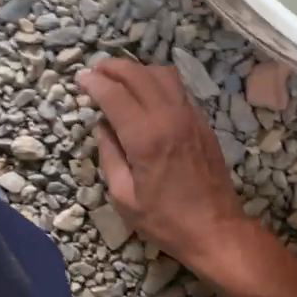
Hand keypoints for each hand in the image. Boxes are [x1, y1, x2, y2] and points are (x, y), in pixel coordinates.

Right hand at [77, 58, 251, 272]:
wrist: (215, 229)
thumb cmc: (165, 220)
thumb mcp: (124, 197)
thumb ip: (109, 156)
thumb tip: (102, 127)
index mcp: (145, 137)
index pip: (114, 94)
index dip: (94, 82)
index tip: (80, 79)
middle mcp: (169, 117)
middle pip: (138, 75)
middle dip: (113, 68)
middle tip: (95, 71)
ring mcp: (190, 116)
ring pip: (162, 75)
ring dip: (137, 70)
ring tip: (120, 77)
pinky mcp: (203, 122)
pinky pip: (178, 89)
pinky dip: (158, 81)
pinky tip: (147, 91)